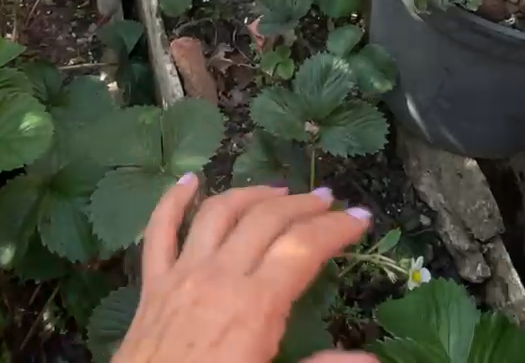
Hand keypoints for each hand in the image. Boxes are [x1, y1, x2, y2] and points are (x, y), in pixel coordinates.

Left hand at [112, 176, 377, 362]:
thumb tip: (372, 357)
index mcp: (255, 306)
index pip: (303, 249)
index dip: (335, 229)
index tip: (361, 218)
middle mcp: (220, 276)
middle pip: (266, 220)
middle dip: (302, 205)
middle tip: (328, 200)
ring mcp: (182, 274)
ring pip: (220, 212)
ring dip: (252, 193)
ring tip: (279, 189)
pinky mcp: (152, 285)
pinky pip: (160, 231)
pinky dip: (173, 200)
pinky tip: (188, 180)